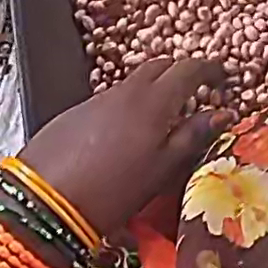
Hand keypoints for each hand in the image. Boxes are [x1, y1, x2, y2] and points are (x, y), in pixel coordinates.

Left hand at [17, 58, 231, 240]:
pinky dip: (130, 105)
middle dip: (181, 73)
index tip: (222, 74)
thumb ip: (193, 136)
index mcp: (154, 101)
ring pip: (134, 83)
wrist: (45, 200)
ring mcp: (97, 99)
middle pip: (159, 67)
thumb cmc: (115, 188)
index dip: (208, 68)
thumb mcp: (162, 167)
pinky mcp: (76, 112)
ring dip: (154, 89)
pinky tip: (128, 133)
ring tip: (165, 116)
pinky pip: (112, 99)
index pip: (187, 69)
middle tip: (196, 91)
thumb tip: (222, 113)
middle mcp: (126, 91)